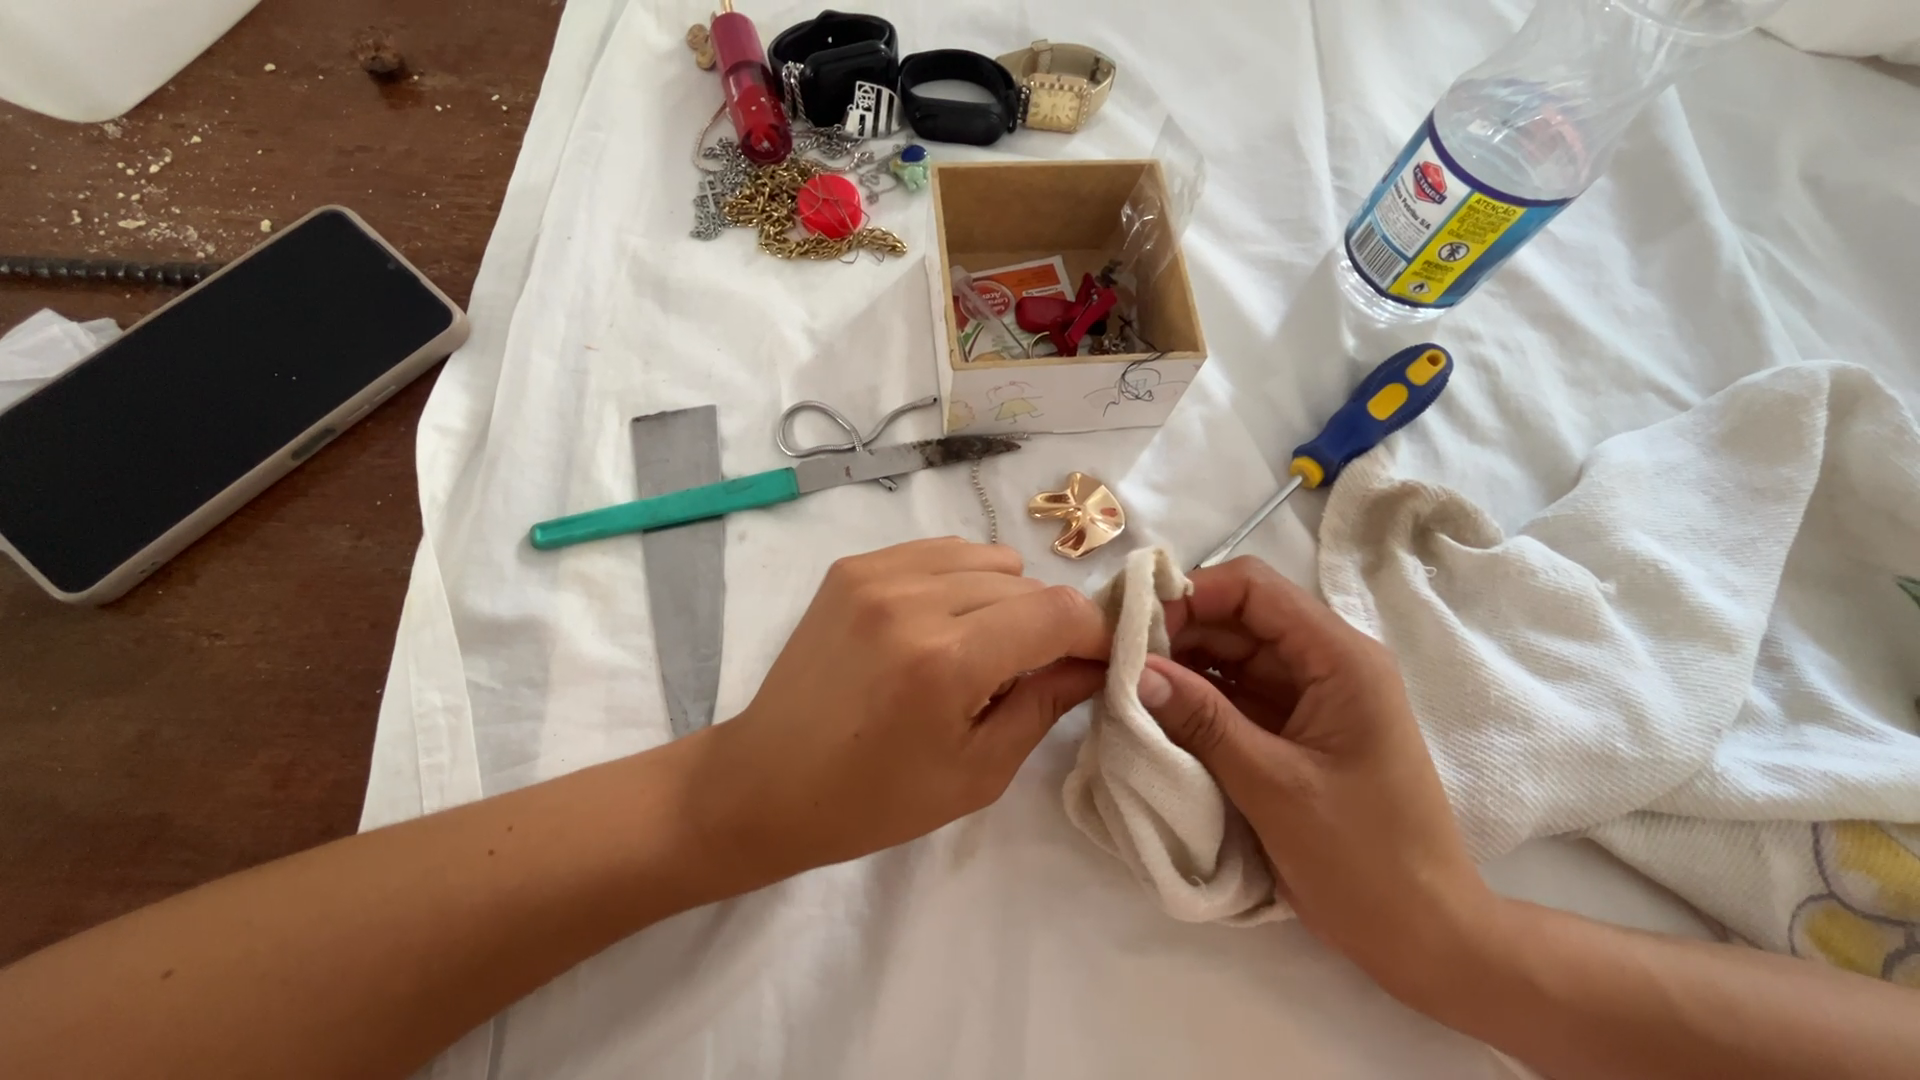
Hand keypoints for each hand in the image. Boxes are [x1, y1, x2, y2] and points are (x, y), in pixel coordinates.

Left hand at [697, 538, 1108, 884]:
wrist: (766, 781)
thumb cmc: (875, 799)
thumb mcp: (978, 772)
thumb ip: (1047, 704)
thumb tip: (1099, 661)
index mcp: (945, 660)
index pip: (1059, 611)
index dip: (1096, 633)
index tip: (1101, 661)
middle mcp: (912, 599)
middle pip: (1027, 583)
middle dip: (1050, 625)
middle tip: (1035, 672)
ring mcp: (876, 574)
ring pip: (988, 559)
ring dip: (1006, 599)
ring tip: (981, 649)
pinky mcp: (853, 566)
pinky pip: (941, 553)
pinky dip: (961, 583)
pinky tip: (941, 626)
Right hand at [1139, 556, 1491, 993]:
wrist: (1422, 934)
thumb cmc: (1362, 856)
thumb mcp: (1274, 786)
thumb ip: (1203, 721)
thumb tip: (1135, 669)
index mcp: (1340, 659)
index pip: (1254, 589)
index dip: (1190, 593)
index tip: (1133, 624)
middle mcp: (1326, 663)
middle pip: (1237, 617)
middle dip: (1176, 629)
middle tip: (1115, 658)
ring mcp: (1308, 697)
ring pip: (1230, 655)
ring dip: (1180, 664)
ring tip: (1124, 683)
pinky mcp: (1292, 730)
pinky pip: (1234, 694)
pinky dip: (1194, 698)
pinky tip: (1153, 710)